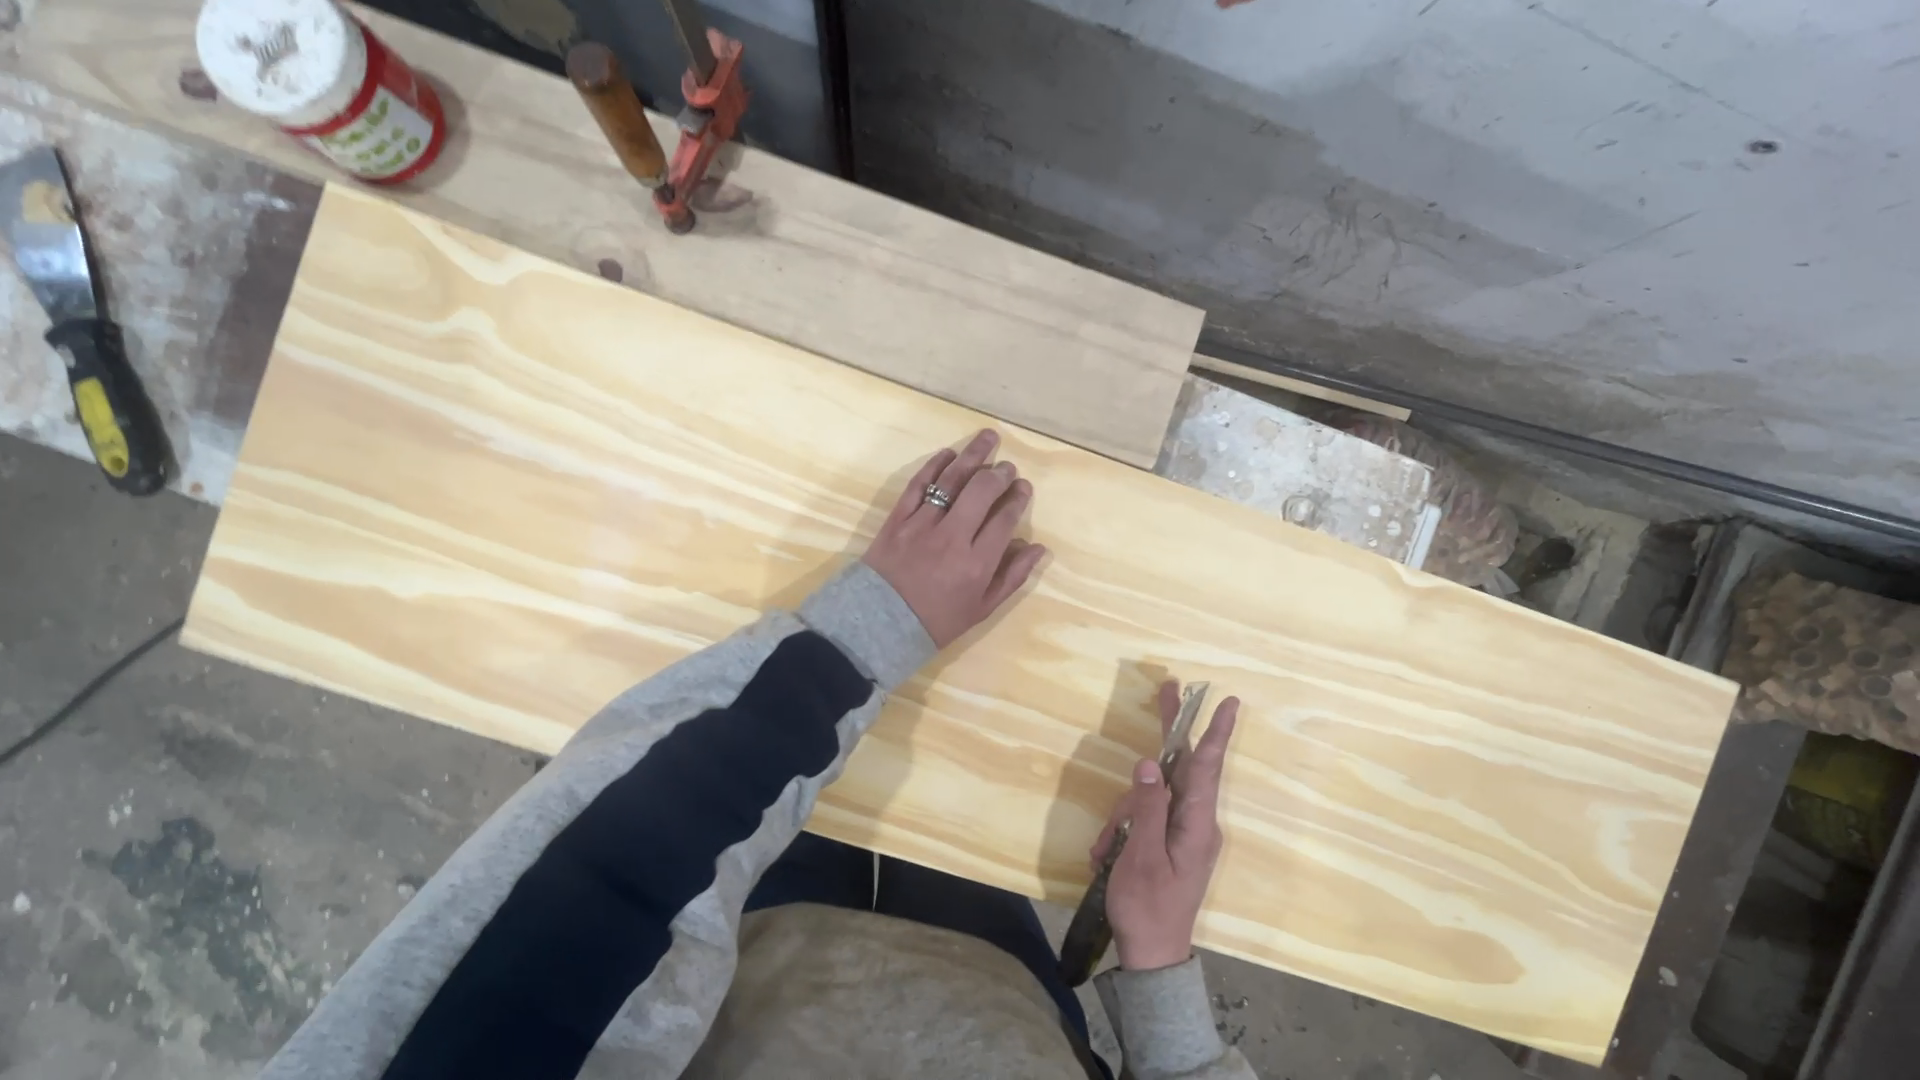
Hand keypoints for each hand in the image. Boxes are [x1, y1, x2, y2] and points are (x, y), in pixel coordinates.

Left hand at [862, 429, 1047, 647]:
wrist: (878, 625)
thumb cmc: (935, 621)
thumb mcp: (981, 609)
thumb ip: (1011, 577)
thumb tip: (1038, 548)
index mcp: (977, 564)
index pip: (1004, 519)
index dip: (1018, 499)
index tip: (1023, 488)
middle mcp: (952, 538)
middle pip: (982, 492)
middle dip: (1000, 474)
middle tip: (1008, 468)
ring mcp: (922, 525)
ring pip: (951, 481)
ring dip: (973, 456)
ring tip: (988, 438)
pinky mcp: (897, 519)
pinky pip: (918, 484)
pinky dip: (935, 465)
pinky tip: (950, 454)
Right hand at [1091, 680, 1239, 971]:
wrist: (1152, 958)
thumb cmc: (1147, 907)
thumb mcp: (1141, 857)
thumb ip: (1146, 808)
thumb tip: (1150, 765)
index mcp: (1197, 824)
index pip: (1206, 766)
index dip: (1215, 731)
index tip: (1228, 700)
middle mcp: (1196, 822)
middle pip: (1180, 768)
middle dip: (1168, 735)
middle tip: (1166, 691)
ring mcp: (1182, 833)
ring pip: (1150, 797)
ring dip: (1123, 816)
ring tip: (1104, 851)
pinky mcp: (1168, 843)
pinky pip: (1144, 819)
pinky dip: (1122, 831)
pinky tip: (1105, 855)